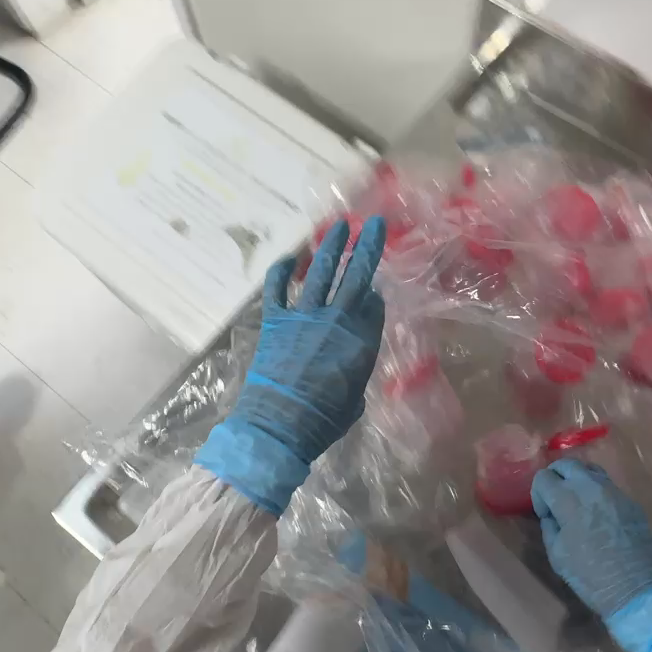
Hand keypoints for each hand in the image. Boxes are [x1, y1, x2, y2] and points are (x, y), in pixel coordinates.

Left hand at [196, 217, 387, 513]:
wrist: (278, 428)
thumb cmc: (322, 422)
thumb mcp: (355, 399)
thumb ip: (358, 369)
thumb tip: (354, 354)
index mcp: (361, 342)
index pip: (373, 306)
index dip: (375, 295)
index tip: (376, 289)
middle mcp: (336, 320)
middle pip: (356, 276)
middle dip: (367, 247)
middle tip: (373, 223)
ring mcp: (303, 316)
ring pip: (320, 271)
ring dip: (331, 246)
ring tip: (339, 226)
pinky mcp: (275, 320)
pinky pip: (277, 287)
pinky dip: (282, 270)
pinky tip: (290, 258)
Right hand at [532, 459, 651, 651]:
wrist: (636, 591)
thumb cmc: (590, 576)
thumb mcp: (557, 555)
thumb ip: (549, 526)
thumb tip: (551, 514)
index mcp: (568, 499)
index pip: (543, 477)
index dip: (538, 494)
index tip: (545, 514)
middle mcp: (590, 486)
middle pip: (566, 464)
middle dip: (555, 477)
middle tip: (555, 499)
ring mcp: (614, 491)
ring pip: (589, 469)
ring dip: (577, 479)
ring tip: (576, 501)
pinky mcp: (630, 501)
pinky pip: (607, 485)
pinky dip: (596, 491)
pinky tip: (598, 513)